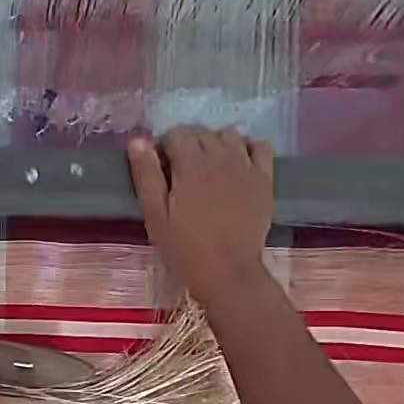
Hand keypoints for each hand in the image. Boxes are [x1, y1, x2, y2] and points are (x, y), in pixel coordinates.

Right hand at [128, 126, 275, 307]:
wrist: (227, 271)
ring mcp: (246, 166)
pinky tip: (236, 163)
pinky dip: (245, 147)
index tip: (158, 167)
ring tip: (205, 166)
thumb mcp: (155, 216)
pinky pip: (259, 146)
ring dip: (213, 142)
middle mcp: (221, 157)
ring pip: (229, 135)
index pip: (176, 134)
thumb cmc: (184, 248)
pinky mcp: (264, 178)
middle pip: (202, 131)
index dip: (163, 146)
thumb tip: (138, 141)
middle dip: (186, 143)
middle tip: (177, 170)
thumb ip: (146, 176)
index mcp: (191, 166)